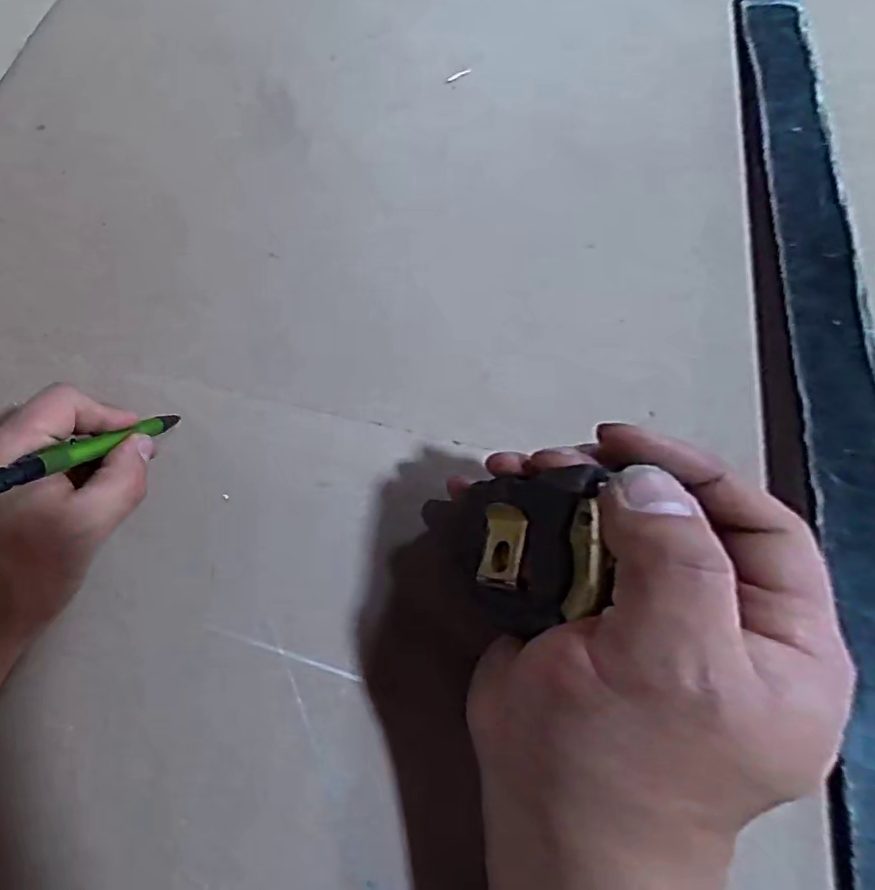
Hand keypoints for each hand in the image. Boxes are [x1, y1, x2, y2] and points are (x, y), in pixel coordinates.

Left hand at [0, 384, 156, 649]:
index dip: (107, 416)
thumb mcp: (86, 528)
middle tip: (128, 466)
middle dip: (94, 438)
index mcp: (1, 448)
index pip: (62, 403)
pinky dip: (55, 469)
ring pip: (40, 439)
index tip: (141, 442)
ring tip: (103, 488)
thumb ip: (120, 479)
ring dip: (76, 456)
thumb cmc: (30, 578)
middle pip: (50, 418)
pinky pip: (25, 458)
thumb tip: (140, 442)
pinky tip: (73, 498)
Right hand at [450, 424, 852, 888]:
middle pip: (663, 520)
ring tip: (499, 471)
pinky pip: (538, 554)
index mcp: (770, 633)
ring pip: (592, 533)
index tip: (618, 440)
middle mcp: (701, 614)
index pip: (755, 528)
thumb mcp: (676, 662)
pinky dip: (505, 521)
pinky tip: (473, 501)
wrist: (553, 804)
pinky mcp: (558, 615)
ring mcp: (622, 614)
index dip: (693, 472)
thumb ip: (677, 569)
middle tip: (541, 460)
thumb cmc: (633, 749)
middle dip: (601, 479)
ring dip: (544, 494)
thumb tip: (644, 481)